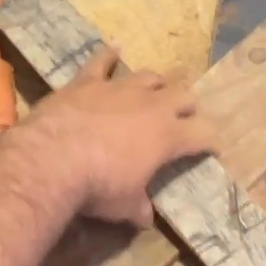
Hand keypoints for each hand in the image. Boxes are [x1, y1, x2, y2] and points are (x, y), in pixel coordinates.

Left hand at [17, 47, 216, 226]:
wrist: (52, 159)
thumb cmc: (97, 186)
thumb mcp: (124, 206)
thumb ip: (138, 208)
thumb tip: (144, 218)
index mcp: (168, 136)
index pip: (203, 134)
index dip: (212, 142)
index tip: (214, 149)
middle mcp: (151, 106)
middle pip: (182, 95)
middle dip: (187, 106)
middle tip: (185, 118)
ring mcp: (119, 88)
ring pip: (149, 76)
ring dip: (156, 84)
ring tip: (156, 90)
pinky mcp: (87, 81)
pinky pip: (101, 61)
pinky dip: (108, 55)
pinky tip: (113, 48)